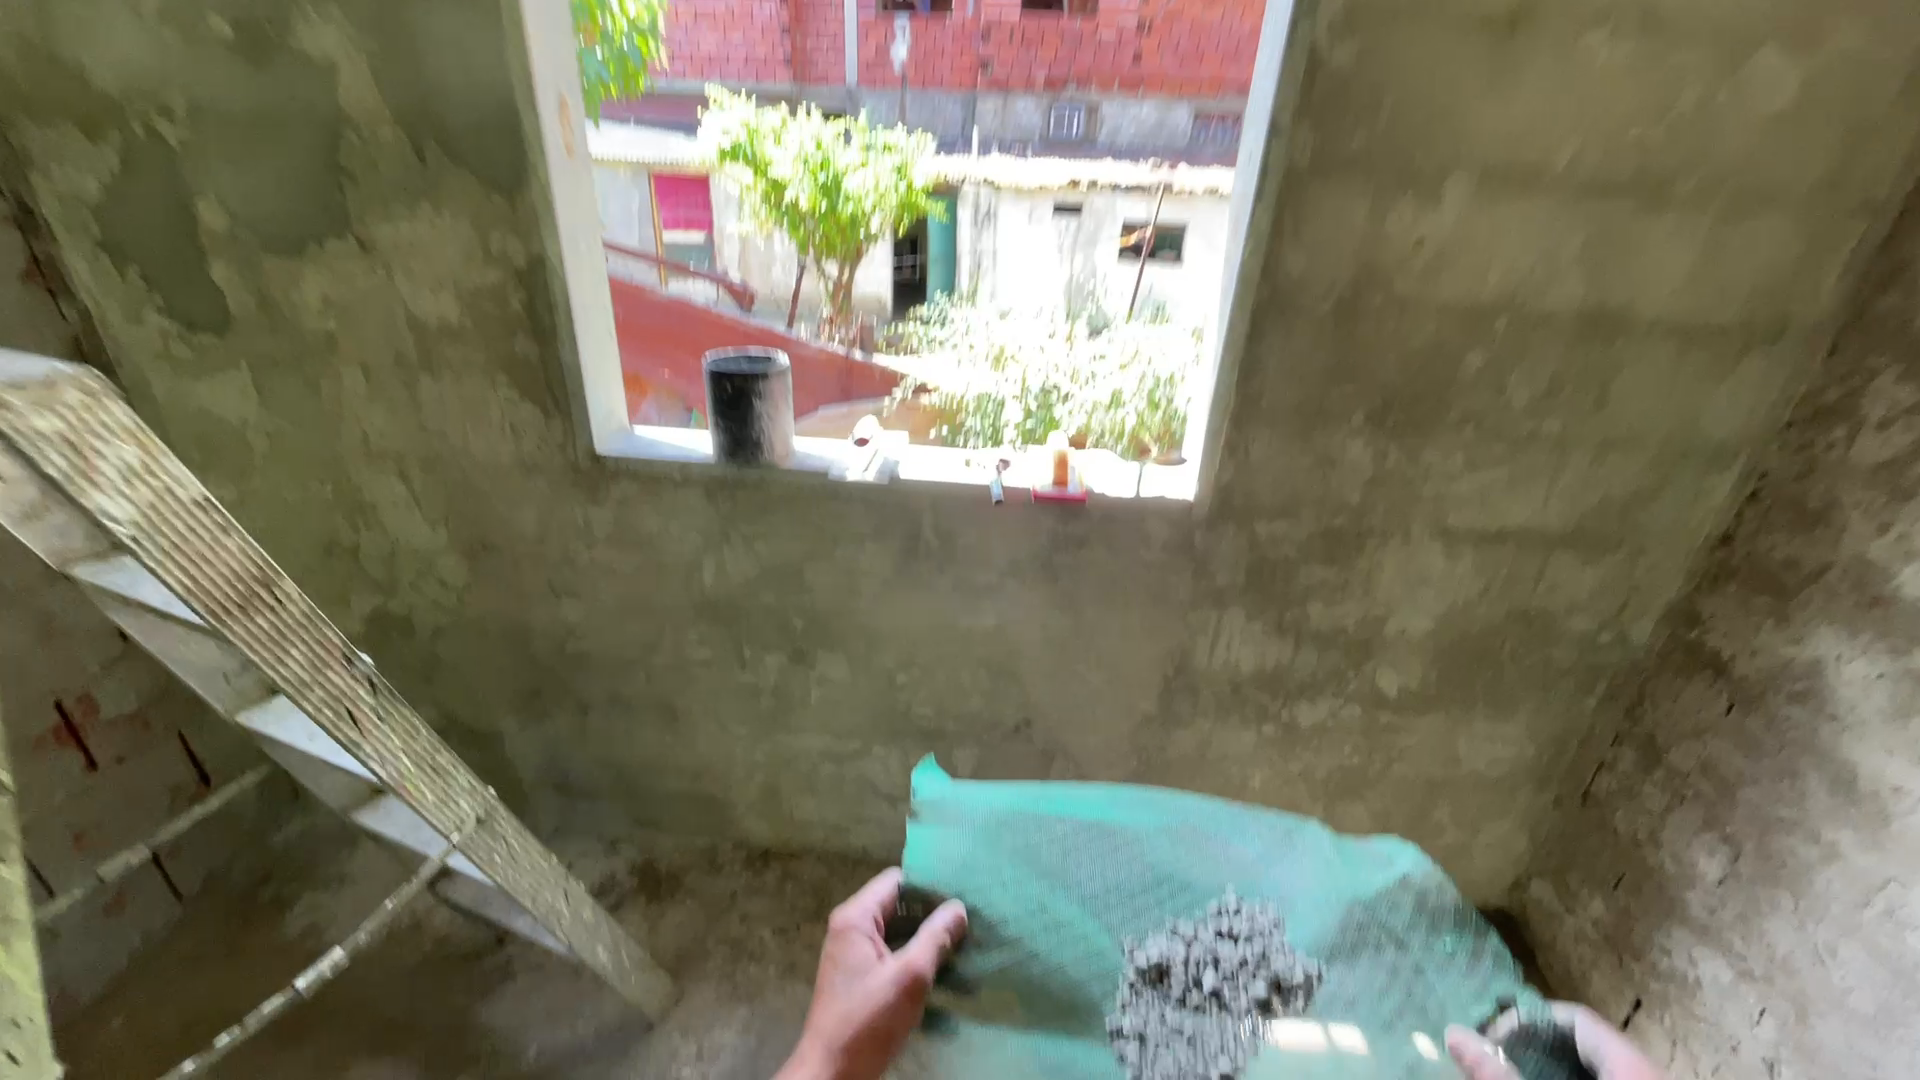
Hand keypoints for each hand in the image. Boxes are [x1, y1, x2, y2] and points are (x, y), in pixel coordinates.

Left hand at [775, 868, 968, 1079]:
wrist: (831, 1074)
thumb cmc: (868, 1021)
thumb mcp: (910, 977)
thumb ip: (935, 937)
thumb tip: (958, 907)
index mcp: (856, 917)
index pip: (898, 881)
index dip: (928, 887)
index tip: (959, 900)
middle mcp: (850, 927)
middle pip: (897, 904)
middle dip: (931, 913)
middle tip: (966, 923)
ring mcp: (852, 952)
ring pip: (896, 930)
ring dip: (925, 937)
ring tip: (961, 944)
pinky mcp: (858, 975)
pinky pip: (891, 952)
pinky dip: (913, 956)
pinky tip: (940, 969)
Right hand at [1446, 1002, 1663, 1079]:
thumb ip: (1499, 1078)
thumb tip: (1454, 1033)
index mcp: (1634, 1073)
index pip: (1576, 1019)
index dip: (1528, 1022)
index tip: (1493, 1045)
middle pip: (1584, 1048)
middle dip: (1533, 1053)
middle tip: (1498, 1067)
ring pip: (1593, 1076)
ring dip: (1548, 1075)